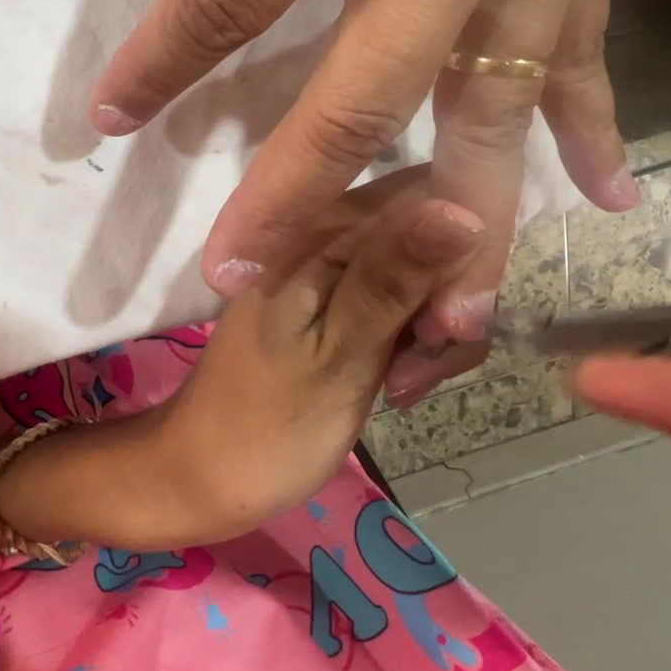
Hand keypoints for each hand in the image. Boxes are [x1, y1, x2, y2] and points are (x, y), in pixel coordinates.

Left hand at [125, 166, 485, 545]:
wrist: (208, 473)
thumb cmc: (269, 424)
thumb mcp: (339, 355)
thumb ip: (393, 280)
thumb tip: (459, 205)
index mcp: (324, 232)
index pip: (434, 198)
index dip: (462, 262)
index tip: (441, 331)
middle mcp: (333, 234)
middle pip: (440, 236)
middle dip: (452, 304)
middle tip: (416, 368)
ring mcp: (341, 269)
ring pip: (433, 277)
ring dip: (436, 334)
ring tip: (401, 385)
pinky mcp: (347, 302)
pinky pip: (409, 305)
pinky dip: (417, 346)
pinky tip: (397, 384)